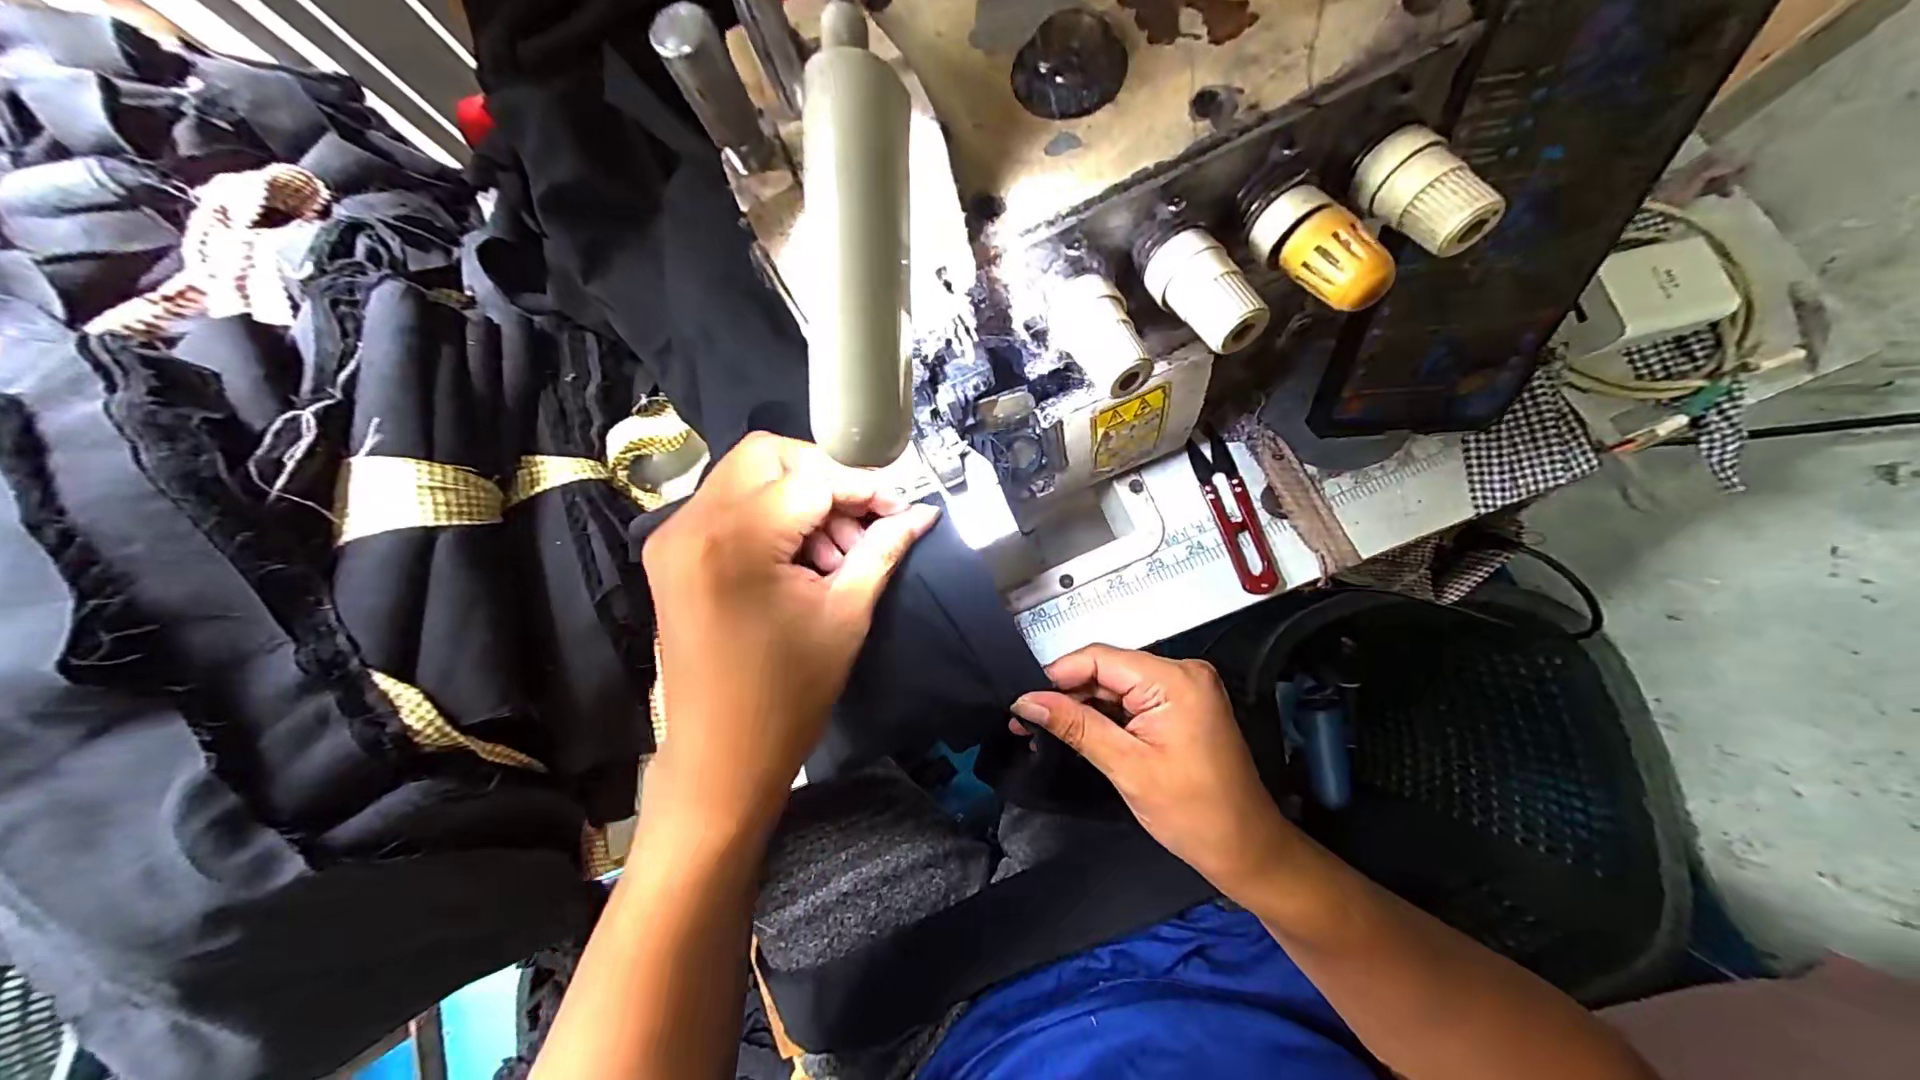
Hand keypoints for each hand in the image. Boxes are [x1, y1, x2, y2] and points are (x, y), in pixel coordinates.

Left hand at [643, 433, 939, 833]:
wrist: (720, 756)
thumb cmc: (789, 694)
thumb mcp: (847, 615)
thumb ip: (883, 549)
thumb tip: (920, 513)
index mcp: (737, 537)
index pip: (812, 477)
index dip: (863, 487)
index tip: (897, 509)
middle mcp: (693, 523)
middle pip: (768, 455)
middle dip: (824, 477)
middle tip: (860, 522)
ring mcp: (673, 537)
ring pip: (746, 476)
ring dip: (797, 497)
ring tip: (833, 553)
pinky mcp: (671, 555)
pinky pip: (727, 506)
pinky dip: (768, 515)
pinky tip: (799, 559)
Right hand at [1010, 645, 1294, 898]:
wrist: (1246, 848)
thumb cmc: (1196, 813)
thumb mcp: (1126, 766)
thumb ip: (1075, 725)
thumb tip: (1028, 702)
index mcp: (1175, 680)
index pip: (1100, 658)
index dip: (1057, 676)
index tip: (1024, 700)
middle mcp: (1183, 672)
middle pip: (1106, 669)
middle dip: (1066, 693)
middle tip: (1026, 718)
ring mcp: (1184, 688)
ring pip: (1115, 685)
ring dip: (1082, 705)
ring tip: (1044, 727)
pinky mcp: (1181, 704)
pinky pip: (1132, 698)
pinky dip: (1105, 714)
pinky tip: (1077, 730)